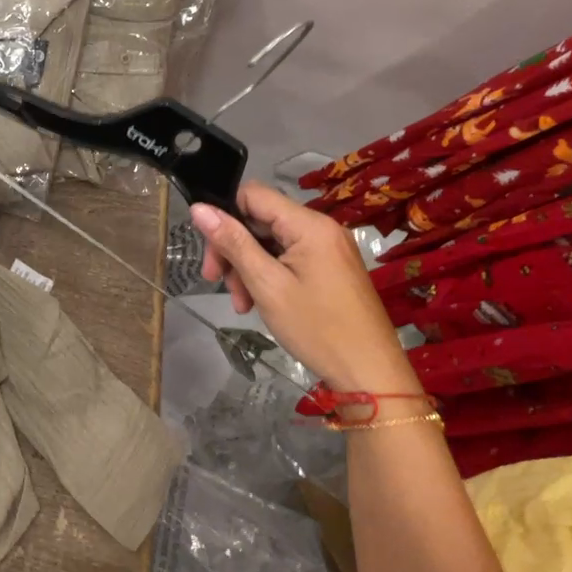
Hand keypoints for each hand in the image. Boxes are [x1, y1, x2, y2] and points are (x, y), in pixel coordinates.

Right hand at [191, 181, 418, 393]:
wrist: (372, 377)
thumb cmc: (318, 329)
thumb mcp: (266, 284)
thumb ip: (233, 242)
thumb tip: (199, 208)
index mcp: (309, 225)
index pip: (252, 195)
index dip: (225, 215)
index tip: (212, 251)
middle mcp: (321, 228)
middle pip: (259, 220)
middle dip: (233, 248)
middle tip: (217, 282)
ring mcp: (329, 249)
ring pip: (270, 241)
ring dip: (247, 266)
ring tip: (240, 301)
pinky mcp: (331, 268)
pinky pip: (287, 258)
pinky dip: (267, 275)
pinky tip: (257, 301)